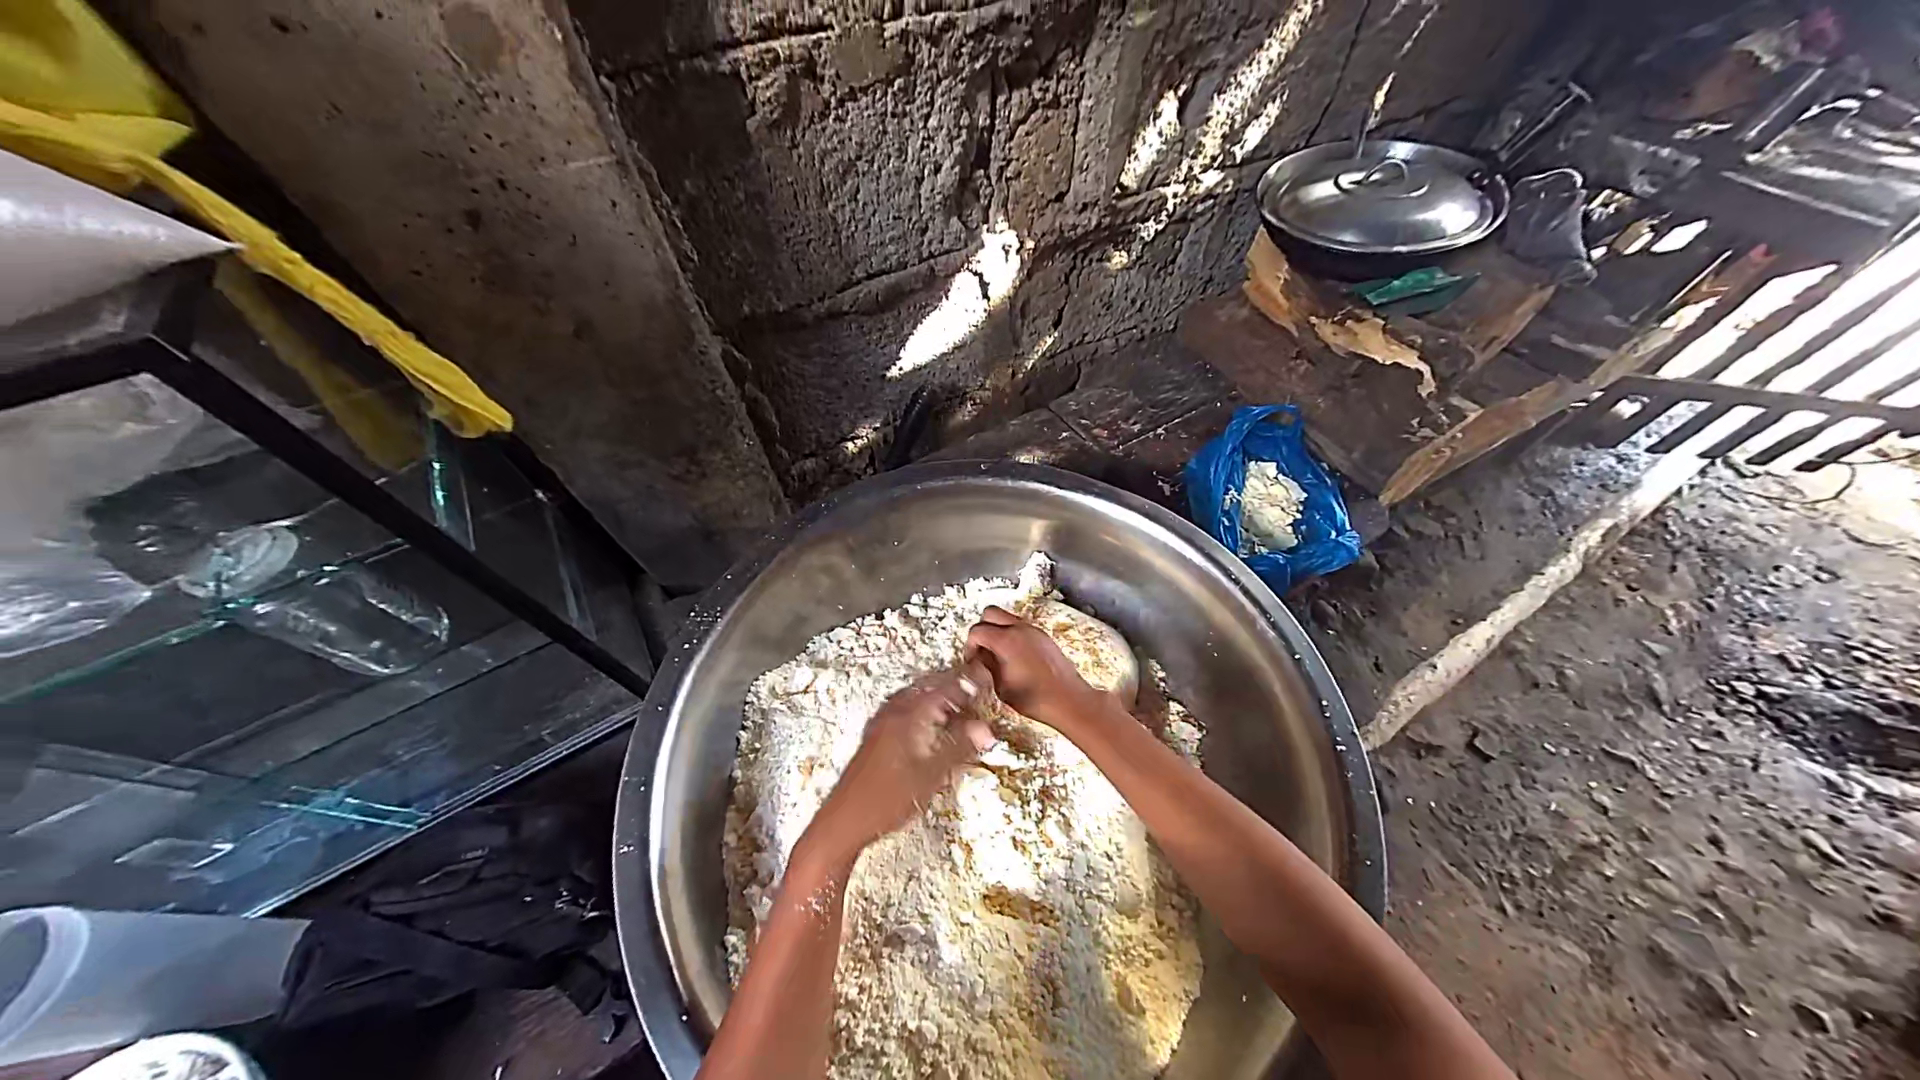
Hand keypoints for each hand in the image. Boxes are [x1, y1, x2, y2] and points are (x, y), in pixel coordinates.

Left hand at [805, 662, 994, 861]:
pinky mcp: (874, 738)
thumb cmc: (888, 799)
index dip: (965, 683)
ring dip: (932, 696)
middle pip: (926, 689)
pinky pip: (901, 709)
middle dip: (950, 686)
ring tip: (952, 704)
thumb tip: (984, 729)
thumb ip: (959, 748)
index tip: (983, 678)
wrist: (844, 821)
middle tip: (971, 690)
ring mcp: (880, 724)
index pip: (943, 690)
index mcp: (908, 716)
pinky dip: (918, 708)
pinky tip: (924, 724)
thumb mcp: (932, 775)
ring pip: (911, 698)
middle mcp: (892, 713)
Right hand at [965, 606, 1105, 732]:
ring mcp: (1034, 631)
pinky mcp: (1044, 637)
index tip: (971, 660)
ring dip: (997, 630)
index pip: (977, 630)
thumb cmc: (1035, 698)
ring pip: (1007, 618)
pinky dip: (1012, 635)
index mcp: (1006, 640)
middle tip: (981, 649)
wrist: (1069, 700)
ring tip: (997, 654)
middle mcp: (1020, 629)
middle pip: (990, 613)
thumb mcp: (1001, 686)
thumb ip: (987, 665)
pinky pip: (1021, 627)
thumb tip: (980, 656)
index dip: (970, 645)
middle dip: (981, 629)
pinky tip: (1014, 658)